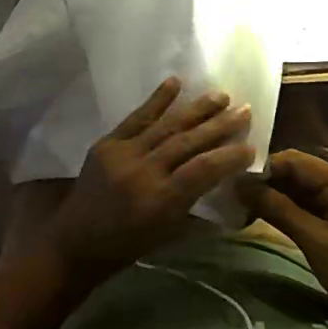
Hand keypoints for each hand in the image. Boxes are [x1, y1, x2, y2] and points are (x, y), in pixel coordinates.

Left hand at [11, 78, 254, 289]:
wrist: (76, 241)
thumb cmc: (127, 245)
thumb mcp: (167, 232)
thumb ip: (194, 201)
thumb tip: (223, 177)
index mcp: (161, 200)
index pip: (204, 170)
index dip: (229, 157)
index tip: (251, 146)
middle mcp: (144, 172)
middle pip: (188, 142)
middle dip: (219, 125)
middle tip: (244, 109)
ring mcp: (123, 154)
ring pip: (166, 126)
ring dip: (195, 109)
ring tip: (220, 95)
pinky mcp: (107, 143)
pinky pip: (136, 117)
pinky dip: (156, 100)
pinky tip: (175, 83)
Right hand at [236, 149, 327, 328]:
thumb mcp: (317, 244)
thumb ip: (280, 210)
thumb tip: (240, 185)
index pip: (296, 161)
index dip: (264, 167)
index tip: (232, 181)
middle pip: (296, 172)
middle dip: (264, 181)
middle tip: (230, 194)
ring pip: (296, 188)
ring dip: (270, 195)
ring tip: (238, 204)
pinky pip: (303, 205)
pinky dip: (281, 208)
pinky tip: (257, 214)